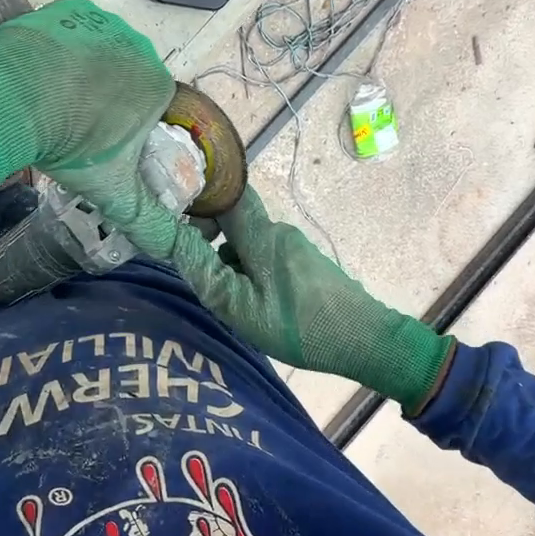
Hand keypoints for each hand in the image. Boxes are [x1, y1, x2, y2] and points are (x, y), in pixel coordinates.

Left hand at [0, 0, 192, 255]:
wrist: (9, 104)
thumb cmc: (69, 148)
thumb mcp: (115, 194)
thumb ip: (152, 225)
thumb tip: (187, 258)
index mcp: (157, 87)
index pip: (149, 112)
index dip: (124, 130)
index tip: (97, 145)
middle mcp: (139, 47)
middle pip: (123, 82)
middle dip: (101, 103)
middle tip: (69, 127)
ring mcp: (100, 23)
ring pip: (95, 57)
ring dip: (78, 76)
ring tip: (49, 102)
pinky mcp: (65, 10)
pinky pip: (68, 34)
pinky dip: (57, 52)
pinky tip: (38, 75)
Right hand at [165, 187, 454, 411]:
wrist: (365, 342)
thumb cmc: (299, 327)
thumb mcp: (240, 307)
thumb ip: (204, 272)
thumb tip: (169, 239)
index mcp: (261, 236)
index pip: (225, 193)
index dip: (197, 194)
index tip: (171, 209)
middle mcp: (278, 232)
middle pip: (233, 223)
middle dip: (209, 241)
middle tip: (195, 274)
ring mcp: (294, 248)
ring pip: (248, 245)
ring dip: (230, 265)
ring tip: (226, 301)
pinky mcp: (305, 264)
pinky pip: (264, 259)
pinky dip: (249, 274)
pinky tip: (252, 306)